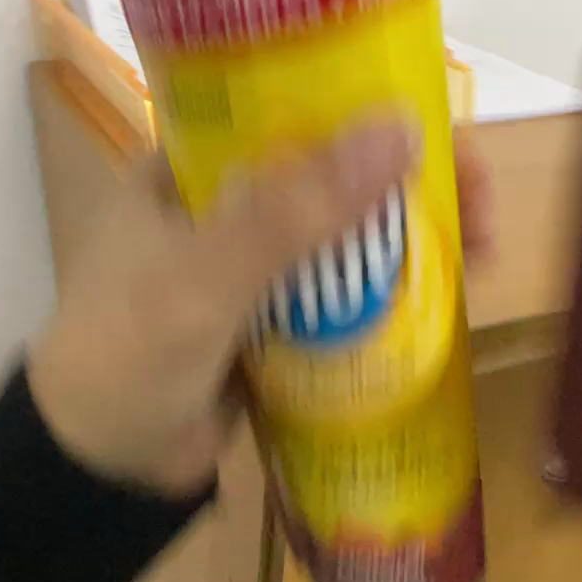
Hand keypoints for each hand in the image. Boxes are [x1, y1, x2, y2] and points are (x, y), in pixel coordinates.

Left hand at [29, 124, 493, 495]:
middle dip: (409, 188)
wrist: (100, 468)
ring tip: (480, 259)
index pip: (288, 112)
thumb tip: (401, 132)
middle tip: (481, 211)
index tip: (439, 137)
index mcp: (188, 171)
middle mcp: (222, 209)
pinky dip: (387, 301)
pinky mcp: (273, 326)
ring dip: (410, 244)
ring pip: (344, 240)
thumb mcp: (200, 283)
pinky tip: (440, 306)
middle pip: (331, 177)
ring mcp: (250, 271)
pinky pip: (341, 300)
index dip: (369, 113)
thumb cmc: (127, 361)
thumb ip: (288, 216)